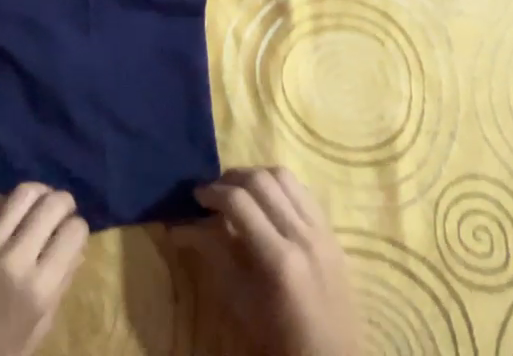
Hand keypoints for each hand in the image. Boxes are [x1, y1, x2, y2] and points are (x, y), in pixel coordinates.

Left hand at [0, 183, 89, 355]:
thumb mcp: (40, 327)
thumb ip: (61, 283)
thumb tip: (76, 245)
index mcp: (37, 288)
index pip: (73, 232)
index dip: (79, 229)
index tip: (75, 234)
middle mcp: (11, 257)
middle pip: (51, 204)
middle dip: (64, 202)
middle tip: (64, 210)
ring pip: (21, 193)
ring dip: (39, 193)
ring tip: (40, 203)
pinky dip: (7, 203)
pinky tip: (10, 214)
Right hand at [180, 167, 359, 355]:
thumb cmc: (277, 336)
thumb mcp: (238, 299)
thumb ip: (212, 253)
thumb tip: (179, 226)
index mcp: (278, 258)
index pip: (238, 201)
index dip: (212, 192)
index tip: (196, 197)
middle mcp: (303, 236)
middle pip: (261, 180)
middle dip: (231, 178)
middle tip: (214, 192)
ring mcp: (323, 231)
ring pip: (284, 176)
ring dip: (256, 176)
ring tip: (239, 191)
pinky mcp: (333, 232)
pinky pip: (303, 191)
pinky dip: (279, 186)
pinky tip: (266, 202)